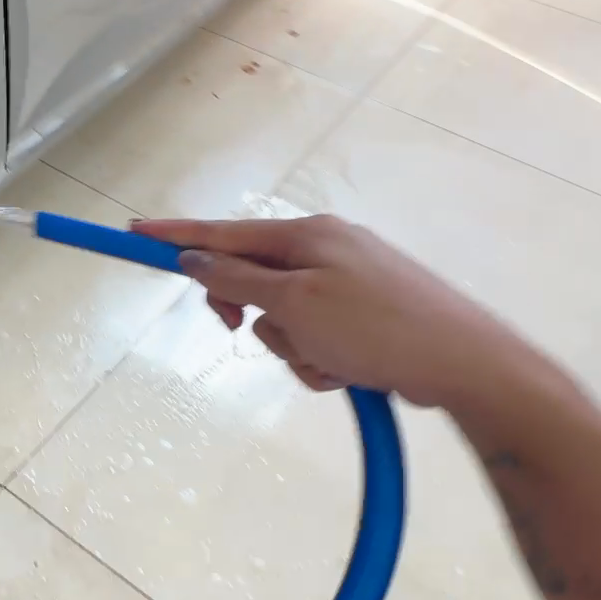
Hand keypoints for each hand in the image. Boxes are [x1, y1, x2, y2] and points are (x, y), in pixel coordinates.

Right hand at [132, 215, 532, 409]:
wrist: (468, 367)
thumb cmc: (375, 328)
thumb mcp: (292, 304)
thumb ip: (235, 280)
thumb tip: (193, 259)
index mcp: (305, 236)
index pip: (220, 233)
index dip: (173, 235)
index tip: (132, 232)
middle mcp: (321, 250)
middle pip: (245, 277)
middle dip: (242, 311)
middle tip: (237, 330)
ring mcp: (342, 281)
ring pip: (274, 315)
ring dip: (286, 343)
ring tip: (323, 359)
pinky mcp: (358, 313)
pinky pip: (307, 334)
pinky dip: (313, 355)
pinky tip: (341, 368)